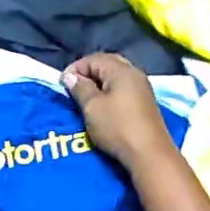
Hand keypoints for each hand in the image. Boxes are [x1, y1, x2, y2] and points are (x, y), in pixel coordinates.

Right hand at [62, 53, 177, 171]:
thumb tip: (70, 76)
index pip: (94, 59)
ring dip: (98, 82)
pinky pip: (122, 87)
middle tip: (73, 87)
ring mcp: (141, 88)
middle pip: (107, 63)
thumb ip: (80, 88)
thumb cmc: (116, 127)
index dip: (75, 68)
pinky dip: (108, 90)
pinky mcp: (144, 102)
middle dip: (88, 72)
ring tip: (84, 96)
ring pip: (116, 76)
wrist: (148, 152)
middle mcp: (134, 73)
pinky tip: (101, 104)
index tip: (62, 84)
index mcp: (121, 71)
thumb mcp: (92, 107)